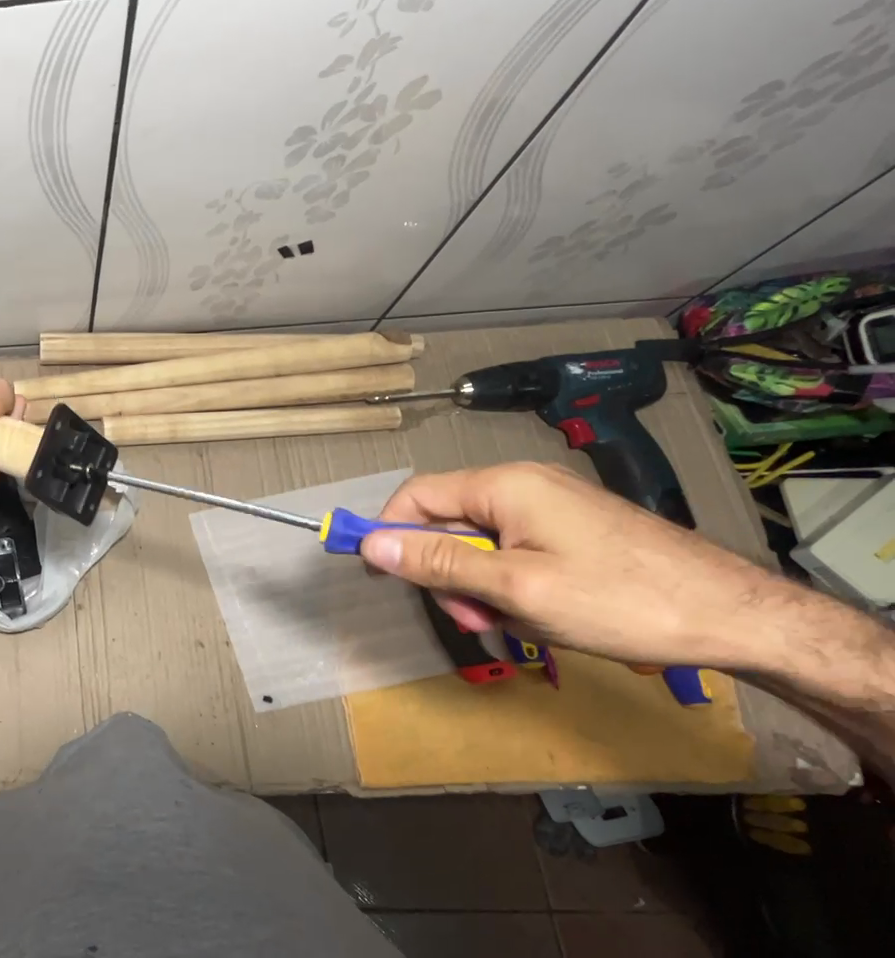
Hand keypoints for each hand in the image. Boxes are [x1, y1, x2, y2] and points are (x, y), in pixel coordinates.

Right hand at [358, 462, 810, 671]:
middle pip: (447, 523)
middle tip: (477, 618)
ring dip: (483, 586)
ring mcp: (551, 507)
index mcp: (503, 486)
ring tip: (518, 622)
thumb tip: (370, 544)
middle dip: (449, 573)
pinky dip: (512, 584)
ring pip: (481, 544)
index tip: (380, 575)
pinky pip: (515, 551)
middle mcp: (522, 485)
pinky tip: (540, 613)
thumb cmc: (619, 600)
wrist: (737, 617)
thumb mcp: (516, 588)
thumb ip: (439, 564)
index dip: (389, 533)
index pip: (416, 496)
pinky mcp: (573, 529)